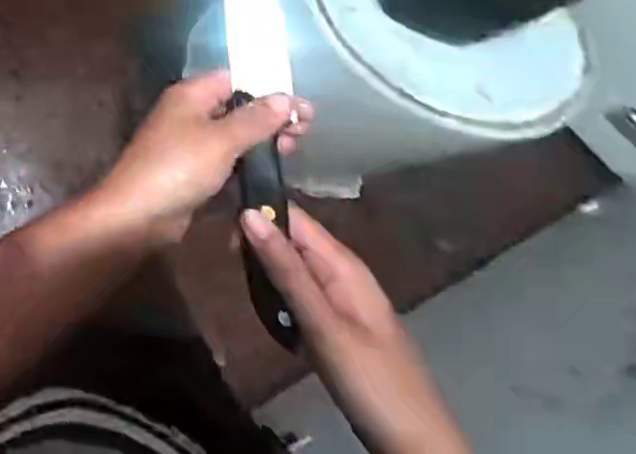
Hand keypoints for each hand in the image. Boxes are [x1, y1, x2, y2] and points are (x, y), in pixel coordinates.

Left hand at [82, 70, 311, 245]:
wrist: (140, 210)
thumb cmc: (179, 166)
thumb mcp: (221, 140)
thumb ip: (254, 119)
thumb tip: (285, 96)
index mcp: (189, 95)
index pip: (232, 79)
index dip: (267, 88)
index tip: (302, 106)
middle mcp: (188, 112)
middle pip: (236, 106)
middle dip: (270, 115)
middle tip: (306, 132)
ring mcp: (190, 141)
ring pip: (234, 133)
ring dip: (263, 138)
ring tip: (295, 148)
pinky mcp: (194, 167)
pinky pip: (227, 155)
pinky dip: (249, 158)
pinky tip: (274, 167)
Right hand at [242, 206, 470, 453]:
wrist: (418, 447)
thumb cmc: (371, 379)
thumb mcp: (322, 323)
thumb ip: (285, 268)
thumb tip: (247, 211)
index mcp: (343, 263)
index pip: (292, 213)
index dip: (256, 206)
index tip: (217, 211)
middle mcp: (340, 271)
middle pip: (287, 236)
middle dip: (254, 239)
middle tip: (223, 255)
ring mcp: (338, 297)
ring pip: (287, 263)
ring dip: (261, 266)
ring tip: (237, 278)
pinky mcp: (332, 319)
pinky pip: (294, 288)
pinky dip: (274, 290)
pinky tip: (261, 303)